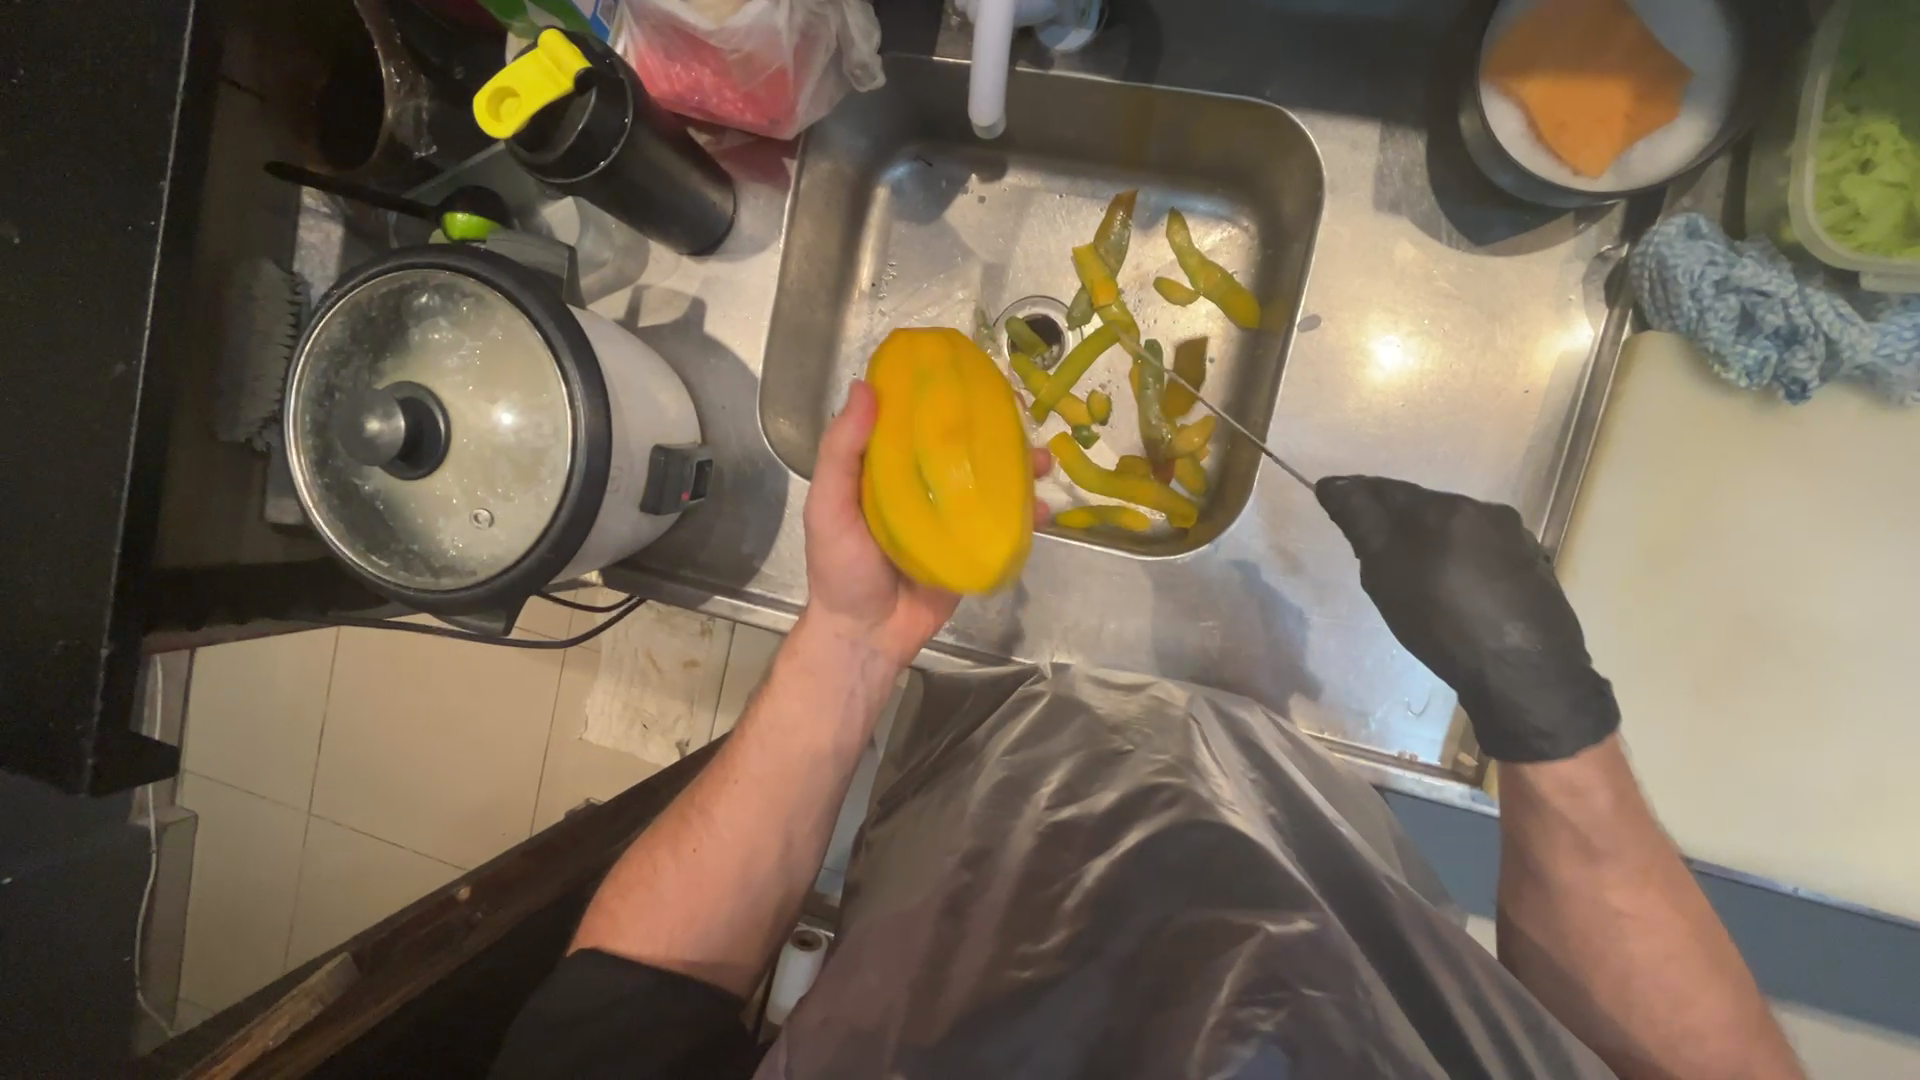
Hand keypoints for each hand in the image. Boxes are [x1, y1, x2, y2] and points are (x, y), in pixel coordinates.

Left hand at [803, 380, 1050, 668]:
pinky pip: (1003, 525)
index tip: (967, 372)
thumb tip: (866, 387)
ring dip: (1020, 468)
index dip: (940, 394)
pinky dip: (1027, 516)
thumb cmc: (840, 568)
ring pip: (991, 482)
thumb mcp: (829, 506)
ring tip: (1043, 463)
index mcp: (887, 468)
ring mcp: (950, 517)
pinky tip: (1044, 511)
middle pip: (963, 447)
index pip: (916, 420)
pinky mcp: (971, 547)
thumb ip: (842, 451)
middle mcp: (922, 485)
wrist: (866, 635)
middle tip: (1020, 414)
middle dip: (995, 429)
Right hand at [1315, 475, 1618, 762]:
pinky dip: (1457, 558)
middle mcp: (1484, 511)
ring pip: (1454, 527)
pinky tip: (1452, 587)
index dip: (1356, 495)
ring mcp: (1515, 538)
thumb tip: (1334, 484)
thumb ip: (1359, 522)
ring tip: (1410, 571)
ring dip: (1428, 539)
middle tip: (1368, 548)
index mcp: (1444, 508)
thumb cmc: (1440, 621)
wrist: (1524, 674)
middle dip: (1393, 520)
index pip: (1385, 488)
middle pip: (1422, 506)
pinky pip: (1481, 549)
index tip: (1334, 508)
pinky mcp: (1533, 566)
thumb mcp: (1384, 574)